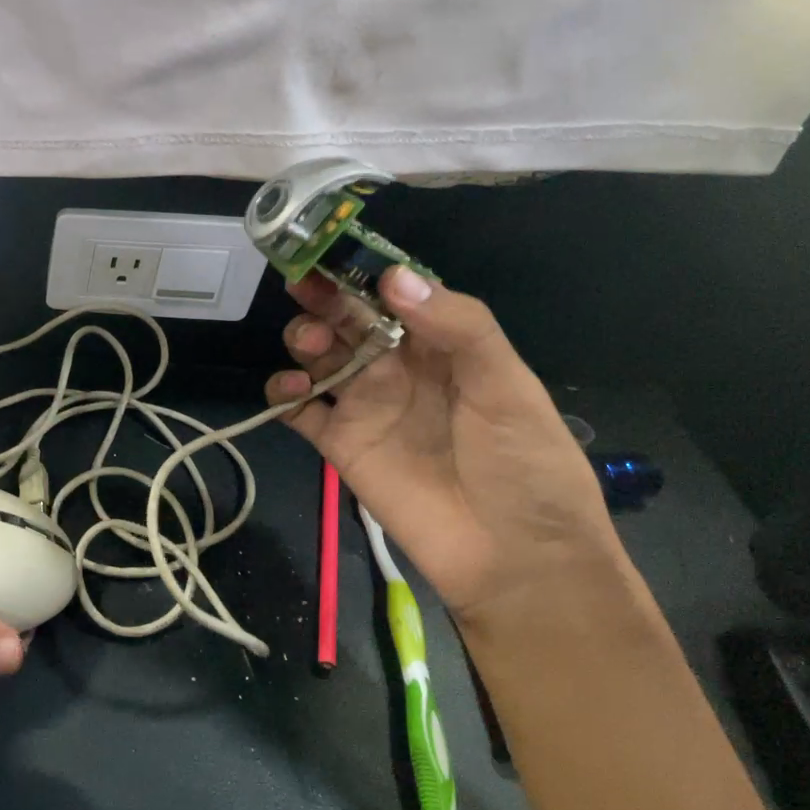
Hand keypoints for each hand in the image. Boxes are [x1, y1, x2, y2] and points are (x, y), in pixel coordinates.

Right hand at [265, 267, 627, 625]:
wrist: (515, 559)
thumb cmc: (525, 466)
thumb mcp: (507, 387)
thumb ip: (457, 327)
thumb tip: (391, 276)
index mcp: (441, 346)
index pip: (393, 294)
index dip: (361, 270)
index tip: (330, 250)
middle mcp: (397, 367)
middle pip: (346, 318)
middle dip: (323, 298)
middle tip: (305, 288)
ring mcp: (365, 404)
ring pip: (318, 355)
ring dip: (305, 338)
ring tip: (313, 346)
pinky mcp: (339, 443)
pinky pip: (298, 409)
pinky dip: (284, 392)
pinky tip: (293, 390)